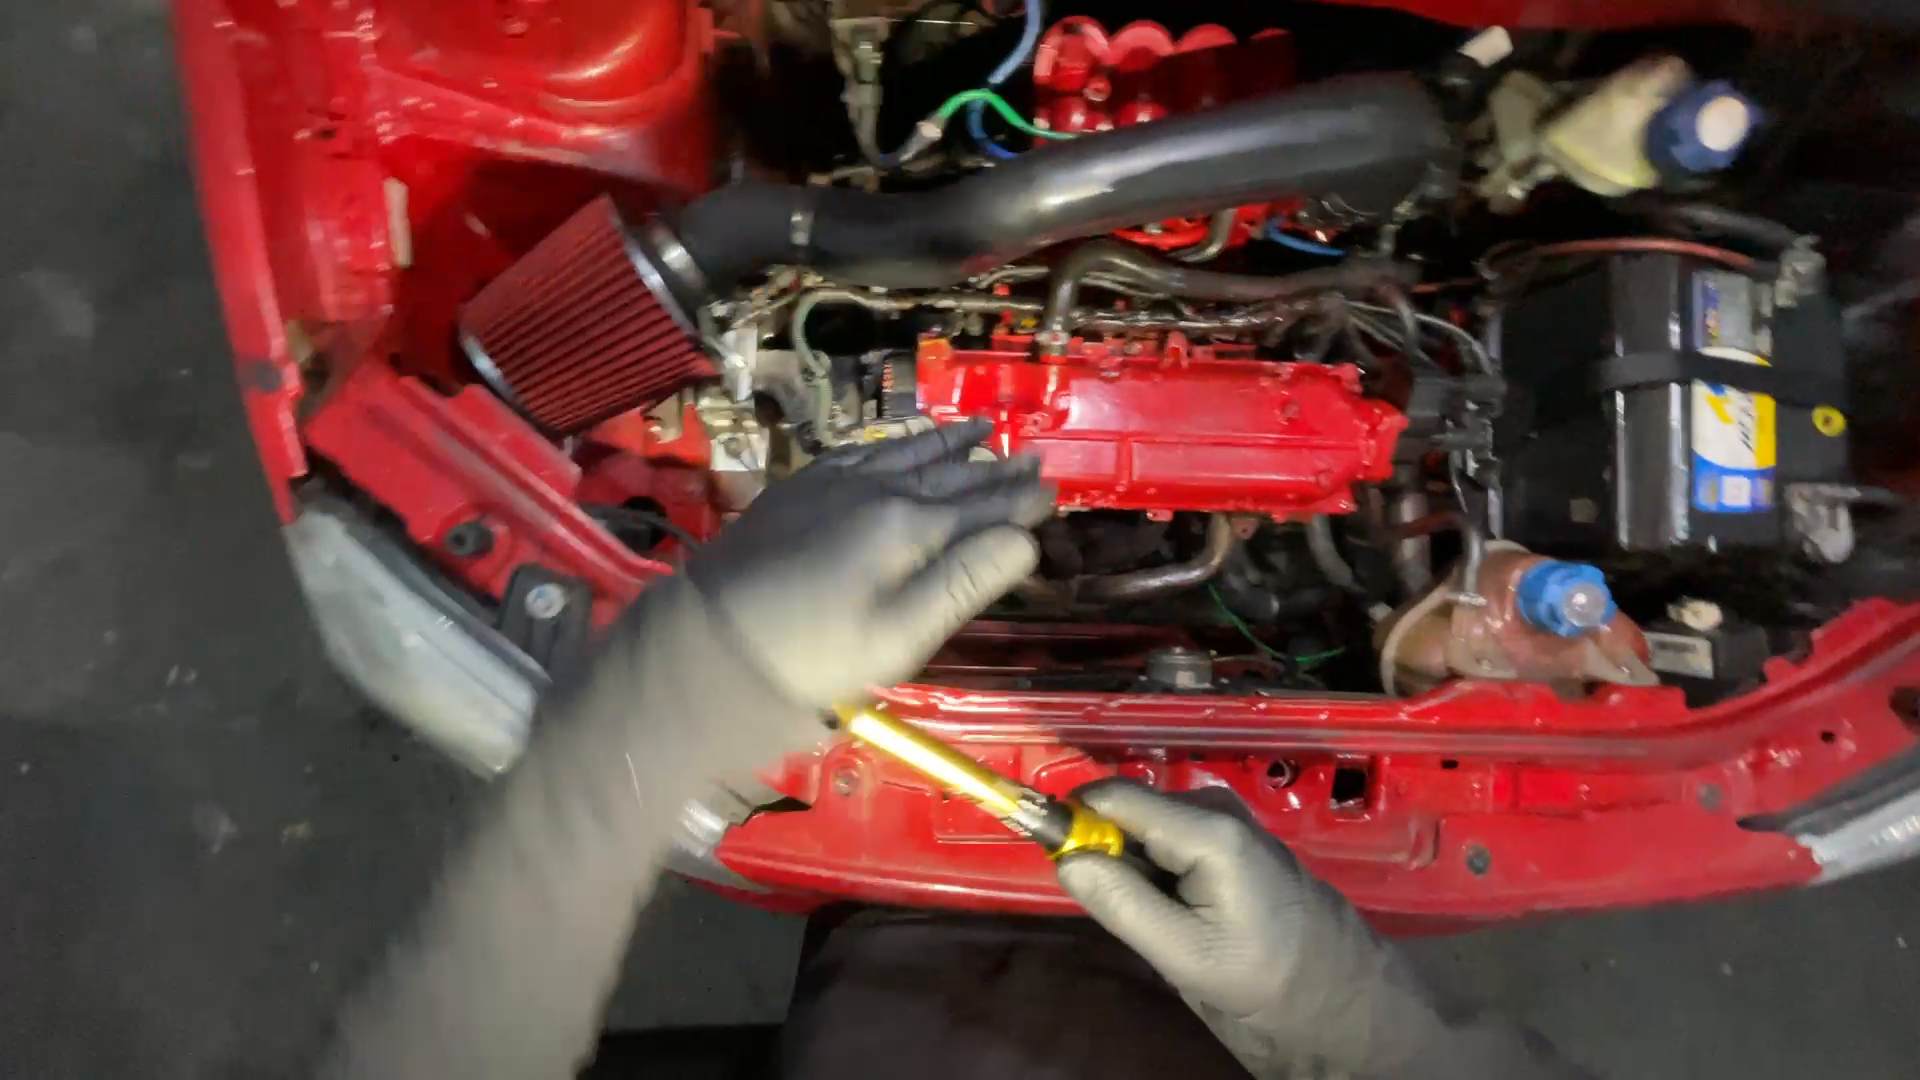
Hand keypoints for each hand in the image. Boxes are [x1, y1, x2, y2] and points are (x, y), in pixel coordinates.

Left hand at [686, 418, 1051, 713]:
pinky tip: (905, 439)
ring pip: (911, 453)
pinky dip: (897, 441)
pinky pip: (864, 448)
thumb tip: (1024, 540)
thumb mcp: (900, 636)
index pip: (982, 509)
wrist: (714, 640)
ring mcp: (838, 481)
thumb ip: (964, 583)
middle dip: (996, 468)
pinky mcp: (806, 484)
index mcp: (909, 528)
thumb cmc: (816, 653)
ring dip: (951, 442)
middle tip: (1032, 454)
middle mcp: (879, 490)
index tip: (1052, 489)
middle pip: (952, 475)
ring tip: (982, 427)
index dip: (1020, 501)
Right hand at [1057, 781, 1456, 1078]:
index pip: (1113, 796)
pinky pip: (1170, 837)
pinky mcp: (1232, 835)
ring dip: (1132, 863)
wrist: (1352, 1006)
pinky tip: (1180, 908)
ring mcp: (1226, 818)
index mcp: (1206, 828)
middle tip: (1115, 907)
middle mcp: (1215, 806)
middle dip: (1106, 848)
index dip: (1071, 816)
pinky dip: (1156, 867)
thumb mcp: (1186, 956)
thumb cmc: (1270, 984)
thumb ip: (1120, 902)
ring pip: (1146, 827)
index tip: (1046, 850)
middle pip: (1128, 809)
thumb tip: (1063, 856)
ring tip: (1157, 917)